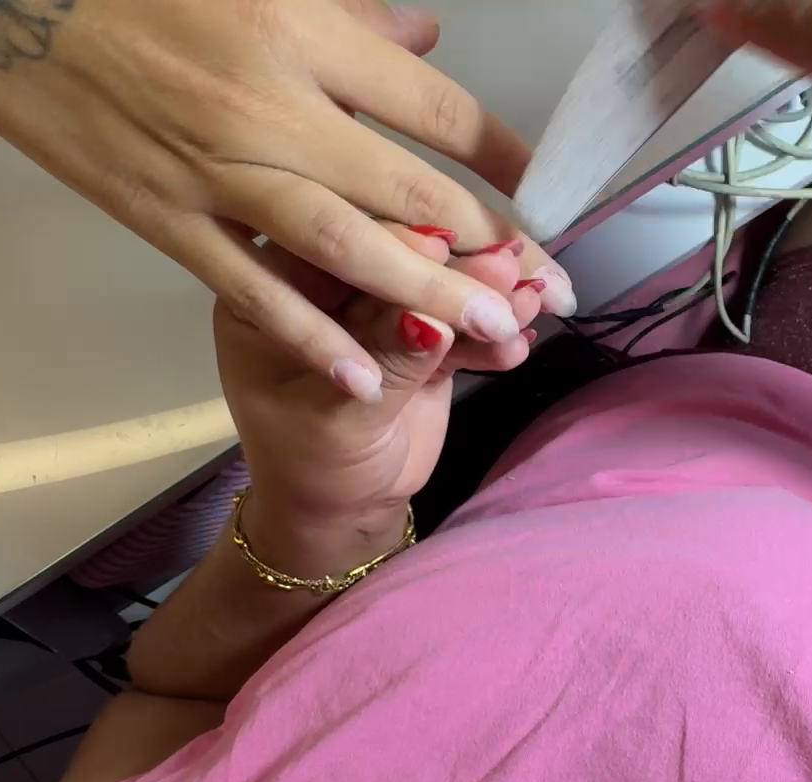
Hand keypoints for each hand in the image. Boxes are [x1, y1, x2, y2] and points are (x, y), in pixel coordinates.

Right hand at [0, 0, 577, 396]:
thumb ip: (353, 11)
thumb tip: (432, 36)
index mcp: (302, 30)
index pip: (442, 113)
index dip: (510, 165)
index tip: (552, 203)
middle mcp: (273, 106)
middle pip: (417, 195)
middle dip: (497, 249)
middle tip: (555, 290)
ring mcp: (218, 168)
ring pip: (352, 249)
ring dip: (434, 298)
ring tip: (499, 333)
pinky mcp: (163, 217)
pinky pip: (251, 288)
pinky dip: (310, 333)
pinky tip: (365, 373)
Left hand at [212, 223, 539, 543]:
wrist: (345, 509)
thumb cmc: (314, 463)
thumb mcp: (339, 414)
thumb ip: (389, 362)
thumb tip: (438, 317)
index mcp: (277, 294)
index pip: (338, 252)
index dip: (396, 246)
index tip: (450, 243)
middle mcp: (333, 296)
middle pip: (403, 267)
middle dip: (461, 271)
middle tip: (510, 266)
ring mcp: (385, 321)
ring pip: (441, 300)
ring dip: (490, 302)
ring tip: (534, 300)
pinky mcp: (426, 349)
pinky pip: (464, 337)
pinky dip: (494, 340)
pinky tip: (523, 341)